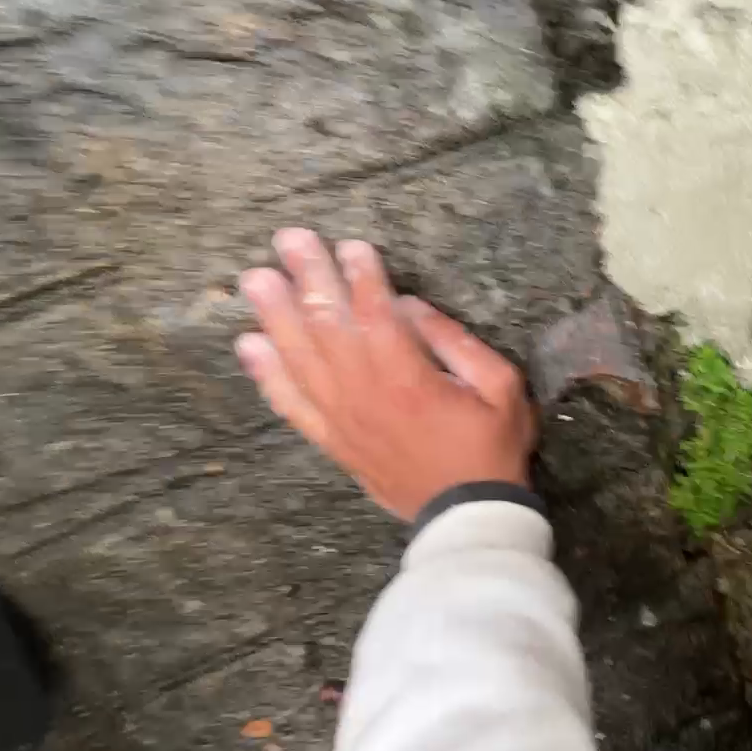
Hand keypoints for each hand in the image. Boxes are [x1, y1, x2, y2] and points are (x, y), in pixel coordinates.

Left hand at [235, 228, 535, 519]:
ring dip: (276, 315)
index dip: (362, 276)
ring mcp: (341, 418)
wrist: (466, 512)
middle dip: (310, 279)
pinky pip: (290, 403)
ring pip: (300, 359)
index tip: (351, 244)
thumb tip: (412, 307)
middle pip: (329, 327)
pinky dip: (267, 374)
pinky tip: (250, 344)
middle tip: (289, 239)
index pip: (377, 314)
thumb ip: (458, 344)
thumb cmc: (492, 444)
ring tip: (256, 277)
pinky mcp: (332, 439)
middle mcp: (364, 393)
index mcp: (409, 377)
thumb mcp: (501, 387)